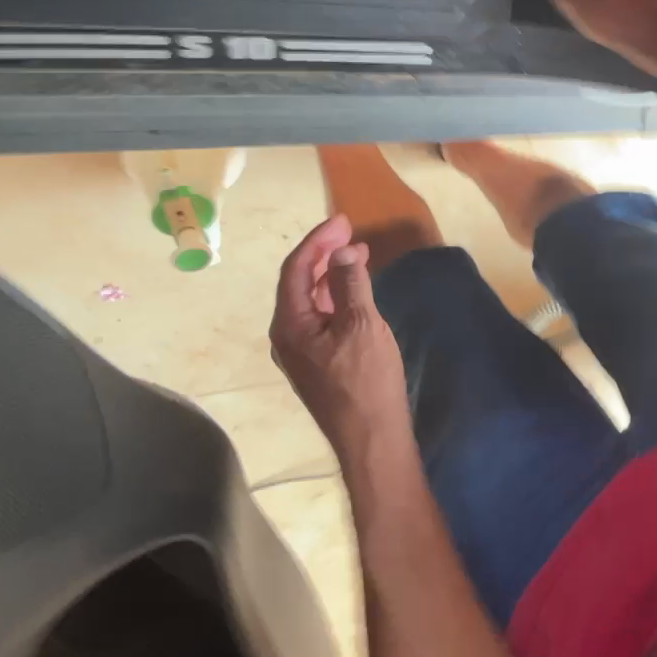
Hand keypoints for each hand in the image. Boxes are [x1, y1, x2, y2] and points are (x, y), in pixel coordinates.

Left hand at [270, 213, 411, 457]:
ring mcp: (301, 350)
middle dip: (322, 252)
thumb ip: (350, 284)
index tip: (343, 221)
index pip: (296, 269)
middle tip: (350, 231)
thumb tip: (342, 252)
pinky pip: (320, 315)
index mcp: (290, 323)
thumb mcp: (362, 324)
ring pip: (309, 299)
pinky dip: (335, 294)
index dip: (317, 240)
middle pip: (298, 281)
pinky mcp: (317, 360)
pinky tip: (355, 289)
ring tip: (356, 253)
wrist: (370, 435)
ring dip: (329, 272)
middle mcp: (287, 334)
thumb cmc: (365, 378)